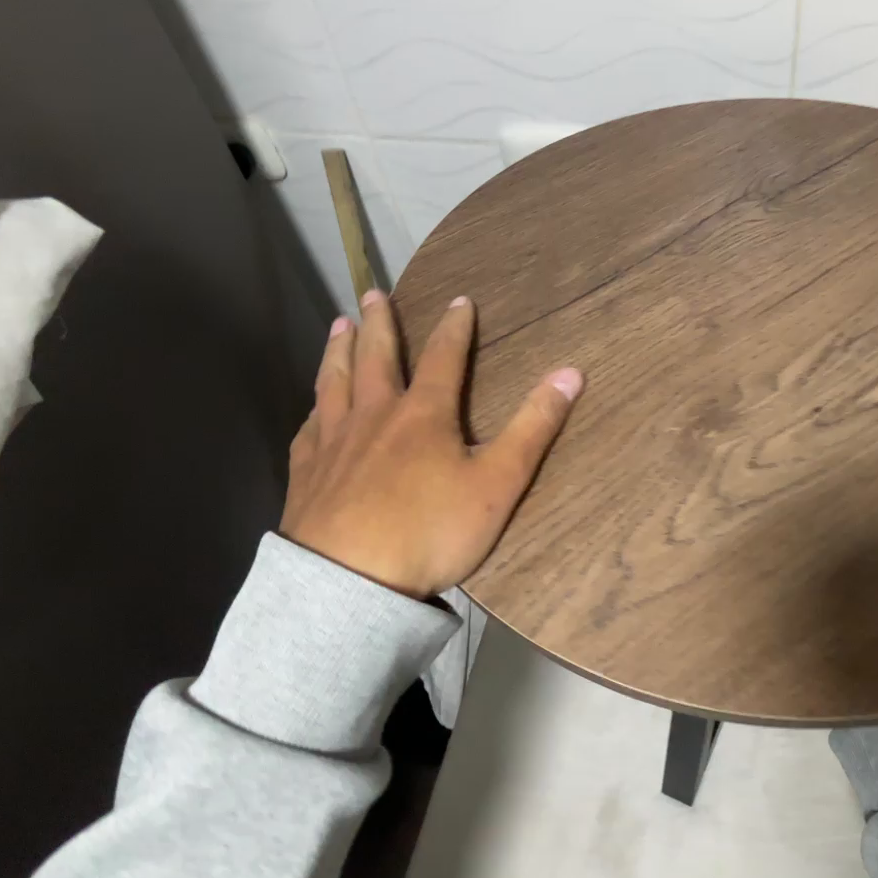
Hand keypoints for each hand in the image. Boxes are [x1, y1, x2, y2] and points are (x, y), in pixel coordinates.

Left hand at [279, 290, 582, 597]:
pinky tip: (313, 410)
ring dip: (338, 351)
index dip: (454, 327)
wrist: (350, 583)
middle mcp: (375, 416)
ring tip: (338, 325)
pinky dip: (314, 409)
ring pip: (334, 383)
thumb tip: (571, 372)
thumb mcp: (499, 481)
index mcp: (423, 415)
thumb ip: (534, 426)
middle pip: (376, 358)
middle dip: (380, 324)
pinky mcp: (306, 474)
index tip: (459, 300)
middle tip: (374, 293)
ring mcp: (334, 443)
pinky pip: (309, 429)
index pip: (443, 357)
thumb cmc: (431, 531)